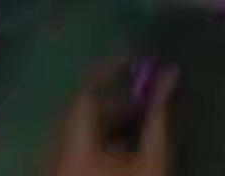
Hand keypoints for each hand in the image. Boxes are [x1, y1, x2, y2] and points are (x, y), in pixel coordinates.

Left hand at [48, 65, 176, 175]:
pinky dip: (95, 146)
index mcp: (76, 150)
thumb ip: (159, 113)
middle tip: (142, 100)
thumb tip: (169, 74)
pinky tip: (120, 156)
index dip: (107, 73)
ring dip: (105, 125)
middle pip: (78, 117)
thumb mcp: (153, 158)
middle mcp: (55, 162)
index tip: (133, 62)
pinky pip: (70, 158)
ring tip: (137, 127)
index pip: (84, 96)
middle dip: (112, 102)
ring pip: (73, 138)